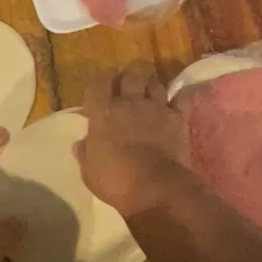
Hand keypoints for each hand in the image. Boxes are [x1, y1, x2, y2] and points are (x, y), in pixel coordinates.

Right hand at [77, 62, 193, 216]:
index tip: (105, 86)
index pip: (99, 83)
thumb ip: (85, 154)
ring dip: (152, 86)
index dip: (103, 80)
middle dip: (130, 76)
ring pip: (155, 83)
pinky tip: (176, 103)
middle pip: (131, 74)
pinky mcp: (177, 118)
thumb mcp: (90, 172)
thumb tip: (80, 144)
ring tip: (150, 94)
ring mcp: (155, 108)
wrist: (155, 187)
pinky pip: (180, 99)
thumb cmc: (115, 180)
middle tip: (129, 86)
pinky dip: (178, 99)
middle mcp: (129, 103)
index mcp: (103, 113)